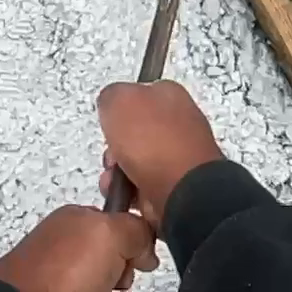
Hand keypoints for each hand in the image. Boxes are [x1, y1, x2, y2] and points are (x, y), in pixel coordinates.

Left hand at [0, 206, 159, 291]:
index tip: (141, 257)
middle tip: (121, 285)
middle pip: (112, 267)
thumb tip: (145, 246)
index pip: (113, 226)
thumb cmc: (65, 273)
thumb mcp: (110, 234)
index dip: (133, 241)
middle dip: (126, 280)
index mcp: (73, 225)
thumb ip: (137, 230)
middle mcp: (65, 256)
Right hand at [96, 81, 225, 229]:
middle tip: (113, 155)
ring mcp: (182, 157)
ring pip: (136, 164)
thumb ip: (112, 95)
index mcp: (171, 95)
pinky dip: (131, 194)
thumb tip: (110, 104)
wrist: (182, 192)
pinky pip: (145, 189)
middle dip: (115, 149)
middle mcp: (181, 124)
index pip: (138, 95)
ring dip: (119, 174)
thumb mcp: (119, 100)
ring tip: (116, 182)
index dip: (117, 111)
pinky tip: (128, 196)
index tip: (109, 121)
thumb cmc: (157, 143)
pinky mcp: (179, 187)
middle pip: (134, 135)